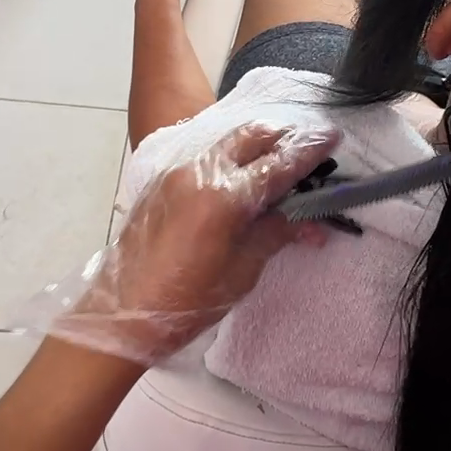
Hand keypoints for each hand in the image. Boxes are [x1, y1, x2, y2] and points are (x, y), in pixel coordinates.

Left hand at [50, 123, 339, 365]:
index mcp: (224, 197)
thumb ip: (276, 235)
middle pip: (252, 135)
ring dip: (258, 140)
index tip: (332, 138)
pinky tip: (244, 171)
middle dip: (284, 136)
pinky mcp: (164, 179)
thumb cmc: (185, 302)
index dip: (308, 152)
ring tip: (281, 154)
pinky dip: (233, 152)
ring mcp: (179, 171)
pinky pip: (208, 153)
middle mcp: (201, 172)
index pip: (278, 165)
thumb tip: (312, 223)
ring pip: (228, 140)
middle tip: (309, 146)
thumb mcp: (240, 273)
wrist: (118, 314)